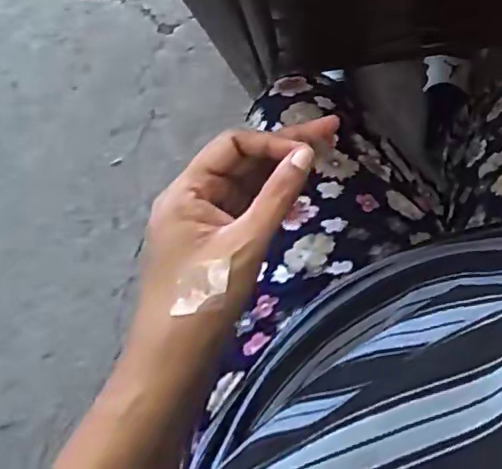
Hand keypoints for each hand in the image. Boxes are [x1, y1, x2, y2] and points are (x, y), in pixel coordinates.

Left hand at [123, 116, 339, 367]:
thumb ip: (277, 194)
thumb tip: (306, 152)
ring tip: (325, 152)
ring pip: (250, 182)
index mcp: (187, 192)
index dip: (273, 142)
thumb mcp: (245, 243)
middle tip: (331, 130)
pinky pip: (251, 206)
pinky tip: (302, 192)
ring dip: (285, 168)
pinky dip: (276, 196)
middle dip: (287, 145)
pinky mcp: (218, 243)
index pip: (234, 145)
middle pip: (245, 159)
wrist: (169, 370)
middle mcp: (194, 199)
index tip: (309, 151)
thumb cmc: (202, 301)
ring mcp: (206, 222)